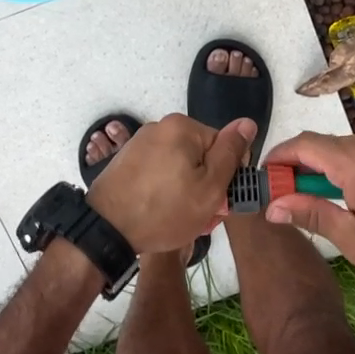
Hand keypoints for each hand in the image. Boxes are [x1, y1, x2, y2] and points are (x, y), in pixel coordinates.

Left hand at [87, 113, 253, 253]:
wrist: (106, 230)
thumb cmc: (164, 211)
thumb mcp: (209, 187)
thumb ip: (231, 153)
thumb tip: (248, 123)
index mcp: (182, 126)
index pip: (222, 146)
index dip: (226, 176)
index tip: (219, 202)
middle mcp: (160, 127)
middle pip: (200, 155)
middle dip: (205, 185)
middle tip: (201, 215)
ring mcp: (140, 143)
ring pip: (180, 166)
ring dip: (186, 190)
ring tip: (181, 218)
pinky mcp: (127, 161)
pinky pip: (159, 172)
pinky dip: (166, 190)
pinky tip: (162, 212)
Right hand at [261, 129, 354, 274]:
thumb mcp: (354, 238)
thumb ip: (311, 215)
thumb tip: (272, 207)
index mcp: (353, 161)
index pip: (301, 145)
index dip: (277, 158)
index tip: (265, 179)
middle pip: (318, 145)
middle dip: (297, 167)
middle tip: (288, 197)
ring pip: (338, 147)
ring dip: (321, 168)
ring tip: (318, 200)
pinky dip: (344, 166)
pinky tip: (347, 193)